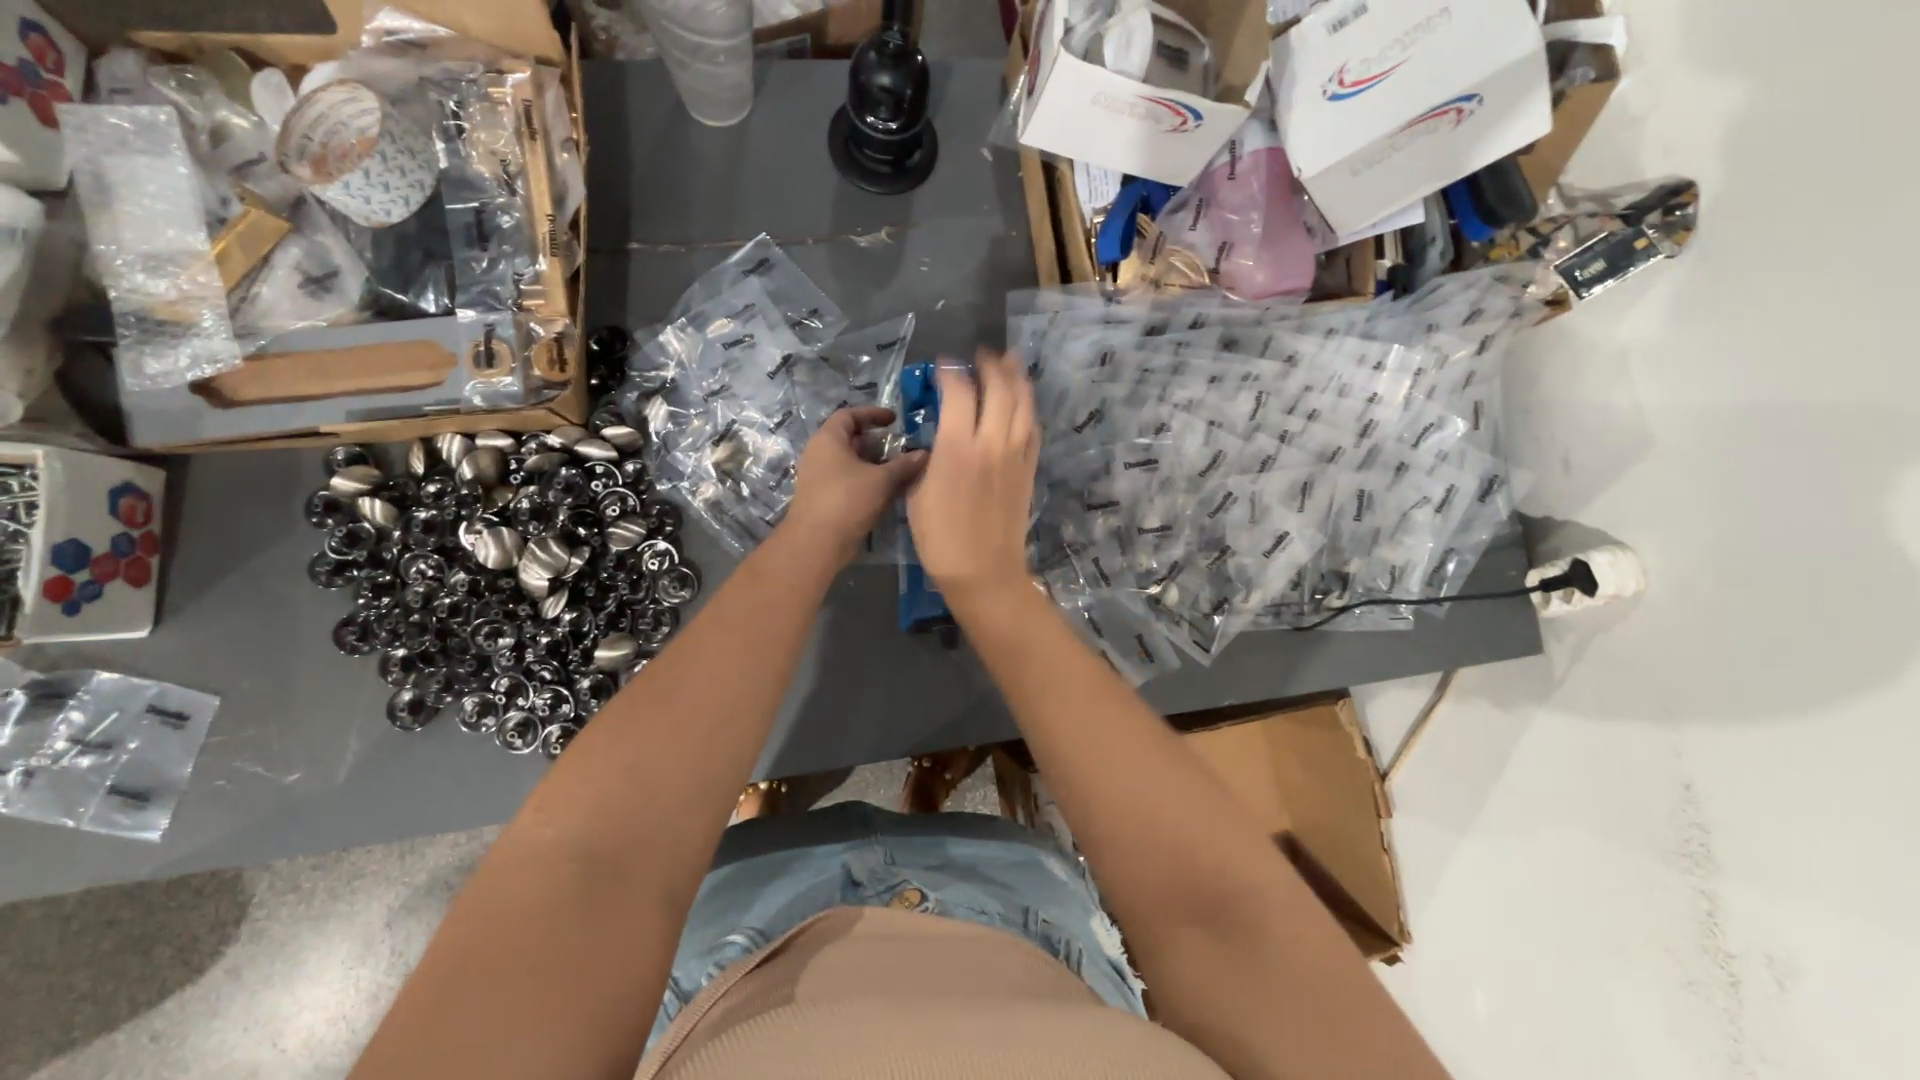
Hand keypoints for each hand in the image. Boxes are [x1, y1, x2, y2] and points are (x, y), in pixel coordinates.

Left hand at [782, 406, 925, 568]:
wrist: (817, 543)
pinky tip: (888, 492)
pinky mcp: (824, 498)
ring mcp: (820, 477)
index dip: (873, 414)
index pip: (849, 415)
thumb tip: (924, 454)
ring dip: (875, 465)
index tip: (895, 420)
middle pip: (851, 440)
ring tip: (900, 471)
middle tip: (902, 448)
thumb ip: (904, 465)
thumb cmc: (847, 500)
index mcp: (828, 439)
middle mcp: (820, 454)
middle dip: (878, 443)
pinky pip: (849, 481)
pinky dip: (868, 481)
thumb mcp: (881, 480)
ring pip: (851, 463)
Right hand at [907, 350, 1039, 606]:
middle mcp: (991, 442)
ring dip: (1017, 377)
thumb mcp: (917, 493)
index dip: (949, 372)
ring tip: (1010, 361)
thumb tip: (936, 438)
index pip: (958, 391)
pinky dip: (1027, 409)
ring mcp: (1016, 454)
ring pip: (1023, 403)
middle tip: (981, 354)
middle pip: (999, 387)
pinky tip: (1022, 403)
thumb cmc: (940, 538)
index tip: (942, 366)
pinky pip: (1032, 428)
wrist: (983, 571)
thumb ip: (928, 457)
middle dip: (990, 364)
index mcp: (957, 447)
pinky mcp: (1029, 468)